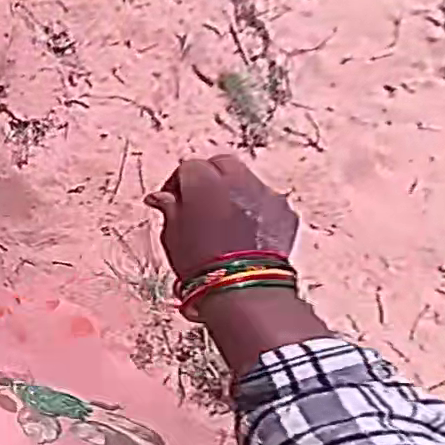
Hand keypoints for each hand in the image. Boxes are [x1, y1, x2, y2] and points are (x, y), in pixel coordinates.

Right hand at [144, 154, 298, 280]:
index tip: (170, 199)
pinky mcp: (284, 211)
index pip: (189, 166)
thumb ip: (169, 208)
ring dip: (230, 190)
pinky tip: (239, 228)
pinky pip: (264, 199)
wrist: (239, 281)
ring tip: (218, 216)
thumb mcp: (171, 232)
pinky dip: (250, 206)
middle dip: (207, 176)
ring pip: (246, 179)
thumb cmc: (197, 257)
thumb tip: (160, 197)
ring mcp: (267, 195)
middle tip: (194, 198)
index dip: (177, 181)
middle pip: (222, 163)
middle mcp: (239, 182)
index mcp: (205, 184)